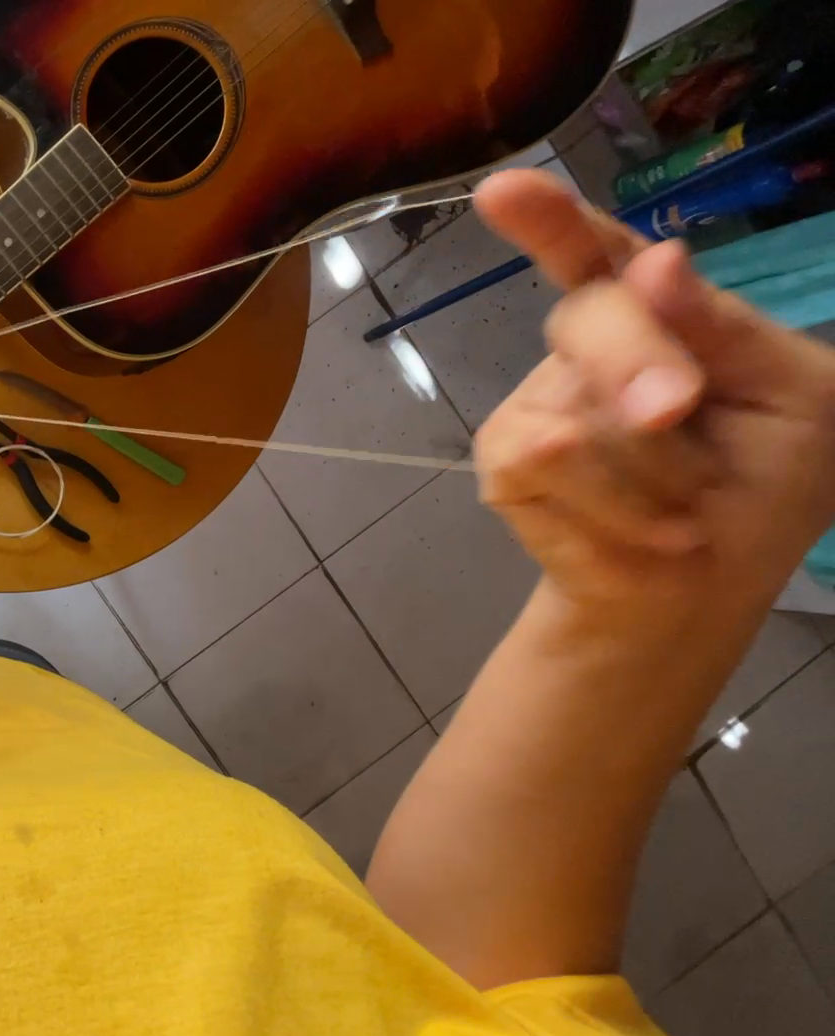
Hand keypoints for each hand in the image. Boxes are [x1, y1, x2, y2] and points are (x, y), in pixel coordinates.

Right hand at [472, 170, 834, 620]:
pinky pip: (544, 459)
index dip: (552, 221)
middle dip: (638, 361)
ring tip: (681, 506)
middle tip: (676, 411)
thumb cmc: (764, 485)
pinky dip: (612, 499)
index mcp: (659, 324)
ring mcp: (531, 407)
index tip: (498, 191)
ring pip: (575, 405)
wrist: (693, 586)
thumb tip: (651, 264)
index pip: (602, 260)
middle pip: (588, 319)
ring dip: (652, 464)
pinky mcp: (500, 463)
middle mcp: (582, 356)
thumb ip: (720, 332)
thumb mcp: (796, 393)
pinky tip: (642, 526)